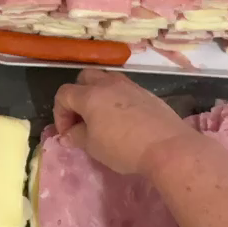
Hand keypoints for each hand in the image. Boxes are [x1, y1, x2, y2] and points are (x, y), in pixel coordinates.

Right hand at [53, 69, 198, 175]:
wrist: (168, 147)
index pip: (64, 94)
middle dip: (77, 96)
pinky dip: (117, 98)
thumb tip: (68, 135)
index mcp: (89, 96)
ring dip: (98, 93)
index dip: (60, 113)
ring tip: (102, 115)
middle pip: (84, 78)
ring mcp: (129, 86)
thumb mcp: (93, 147)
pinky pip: (124, 88)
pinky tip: (123, 119)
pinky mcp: (146, 93)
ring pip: (106, 79)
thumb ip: (76, 137)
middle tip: (82, 118)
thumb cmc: (123, 148)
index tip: (68, 133)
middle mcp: (107, 84)